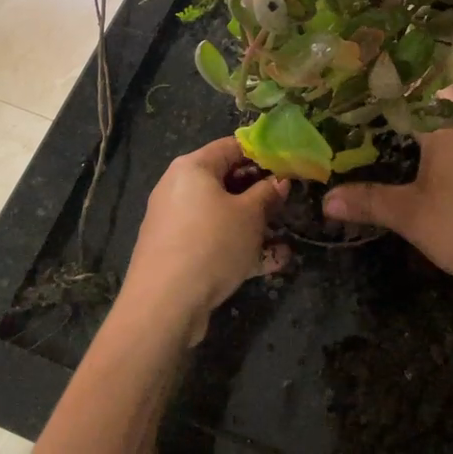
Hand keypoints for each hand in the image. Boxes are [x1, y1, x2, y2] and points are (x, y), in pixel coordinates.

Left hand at [121, 136, 290, 344]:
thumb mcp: (250, 216)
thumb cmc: (211, 244)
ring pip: (221, 214)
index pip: (232, 146)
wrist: (163, 307)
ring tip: (284, 237)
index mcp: (192, 167)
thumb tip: (279, 181)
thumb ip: (267, 194)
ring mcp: (175, 222)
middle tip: (287, 202)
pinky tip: (271, 263)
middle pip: (226, 181)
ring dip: (253, 224)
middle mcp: (179, 188)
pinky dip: (237, 246)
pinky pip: (212, 240)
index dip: (263, 153)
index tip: (288, 165)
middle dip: (259, 193)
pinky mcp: (175, 253)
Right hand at [323, 87, 452, 294]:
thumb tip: (326, 200)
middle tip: (370, 98)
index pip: (416, 84)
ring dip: (424, 117)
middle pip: (437, 94)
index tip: (360, 74)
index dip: (391, 76)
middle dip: (408, 93)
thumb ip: (368, 201)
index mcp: (446, 125)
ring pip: (451, 117)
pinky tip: (420, 157)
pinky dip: (438, 139)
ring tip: (387, 123)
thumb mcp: (410, 215)